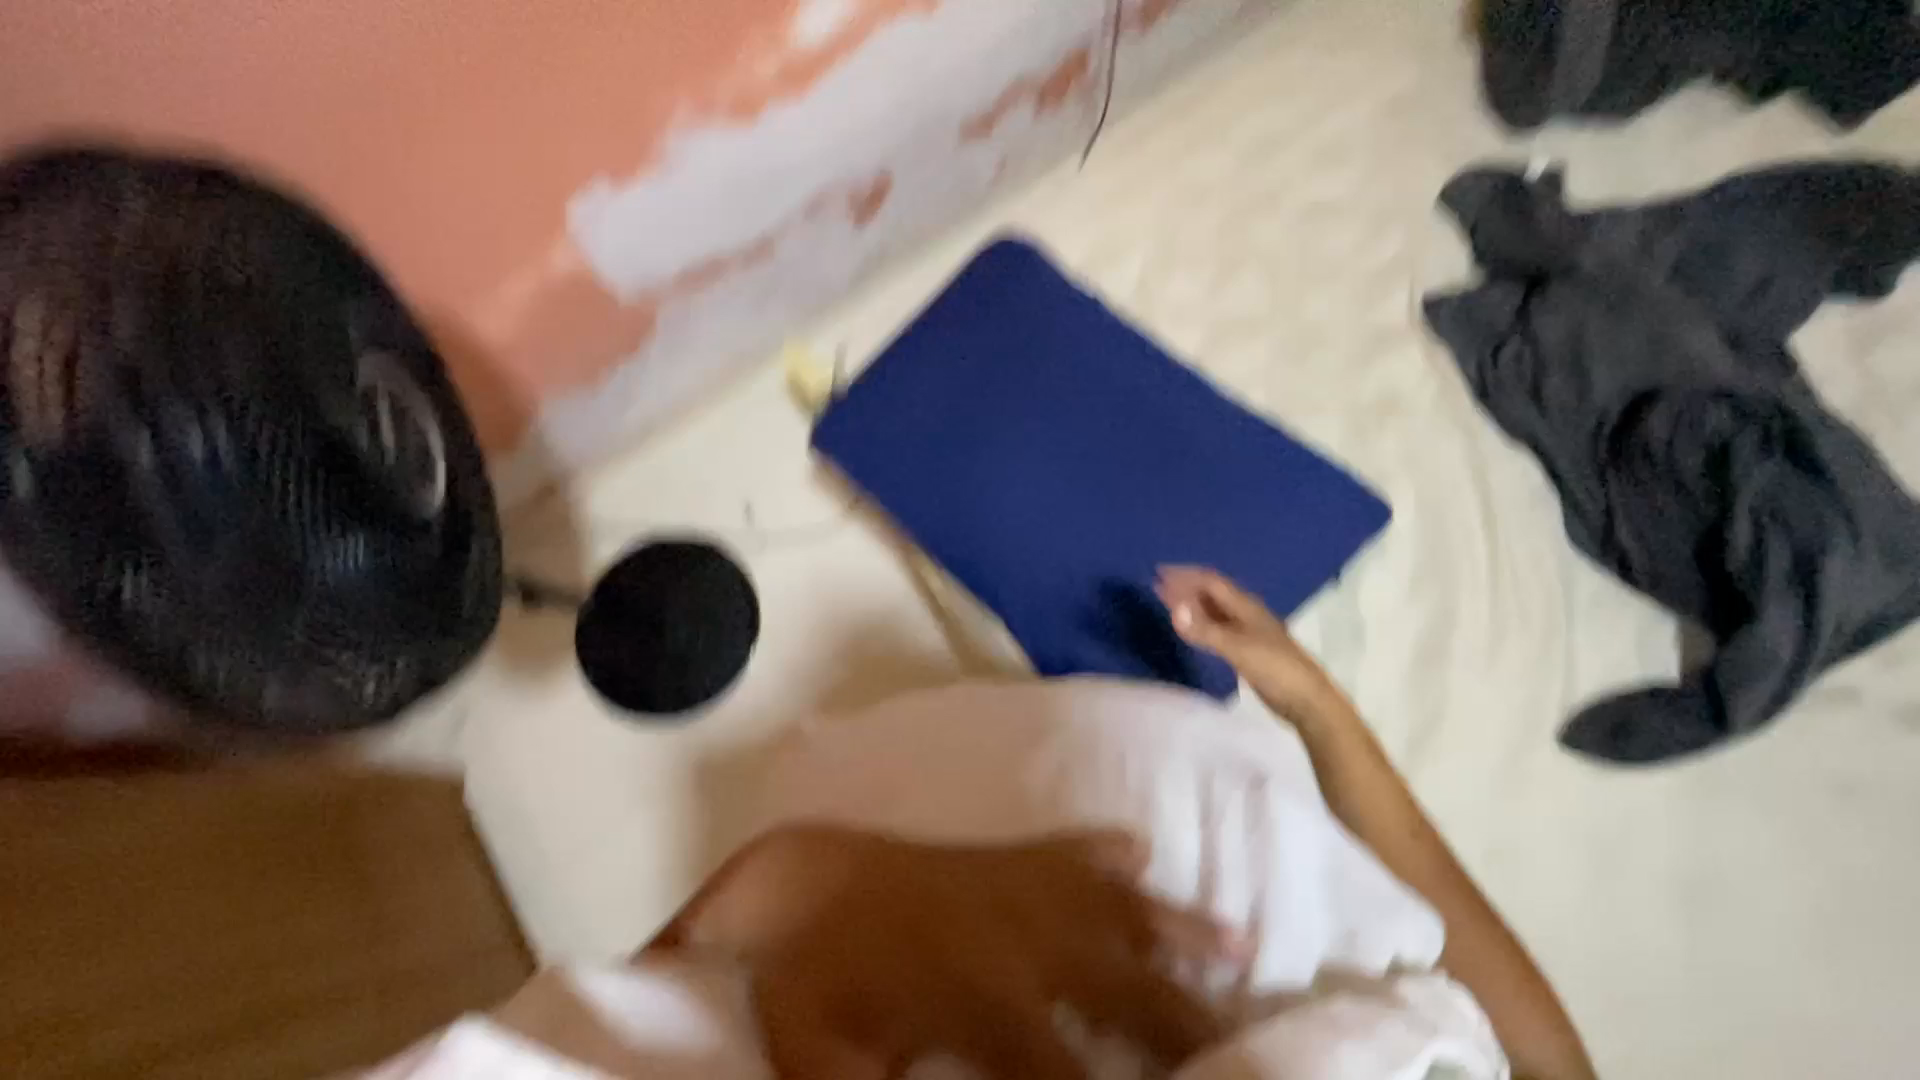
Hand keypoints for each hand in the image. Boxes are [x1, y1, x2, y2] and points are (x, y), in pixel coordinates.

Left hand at [647, 824, 1231, 1078]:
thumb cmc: (812, 978)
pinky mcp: (1004, 855)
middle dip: (1188, 1029)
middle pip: (1129, 992)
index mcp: (989, 1005)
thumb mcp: (829, 1065)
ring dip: (1179, 929)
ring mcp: (1021, 886)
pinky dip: (1105, 850)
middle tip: (1246, 1047)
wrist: (796, 879)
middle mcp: (1025, 941)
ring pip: (1119, 908)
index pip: (1076, 1077)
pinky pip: (1068, 846)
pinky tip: (1138, 847)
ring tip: (1241, 947)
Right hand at [1156, 565, 1337, 721]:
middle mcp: (1246, 614)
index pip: (1211, 582)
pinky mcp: (1247, 651)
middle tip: (1158, 586)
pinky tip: (1192, 629)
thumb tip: (1174, 610)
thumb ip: (1206, 630)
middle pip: (1212, 593)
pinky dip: (1201, 624)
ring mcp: (1248, 633)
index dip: (1186, 575)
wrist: (1307, 700)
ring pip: (1215, 611)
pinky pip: (1218, 629)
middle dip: (1186, 587)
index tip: (1160, 572)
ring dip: (1192, 605)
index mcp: (1246, 607)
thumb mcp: (1238, 648)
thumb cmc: (1276, 669)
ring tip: (1168, 603)